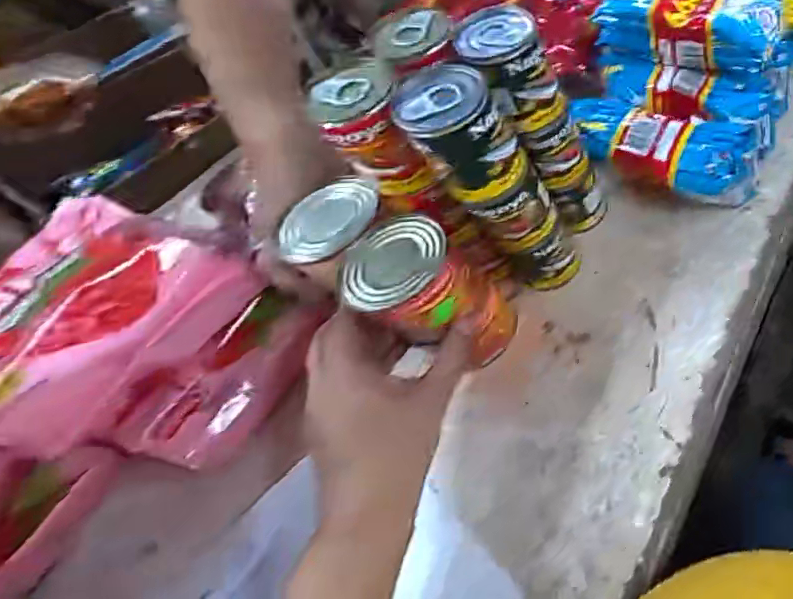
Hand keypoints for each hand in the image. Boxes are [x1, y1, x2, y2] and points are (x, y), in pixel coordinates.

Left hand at [305, 312, 472, 521]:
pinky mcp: (326, 422)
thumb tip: (472, 316)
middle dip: (359, 315)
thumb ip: (452, 354)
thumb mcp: (433, 397)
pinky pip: (337, 377)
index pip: (339, 322)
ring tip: (400, 320)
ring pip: (331, 359)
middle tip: (397, 296)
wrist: (368, 515)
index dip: (360, 297)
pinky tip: (394, 357)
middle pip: (328, 338)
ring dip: (359, 339)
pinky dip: (360, 361)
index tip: (390, 277)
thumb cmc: (399, 450)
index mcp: (341, 375)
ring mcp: (320, 407)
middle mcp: (321, 387)